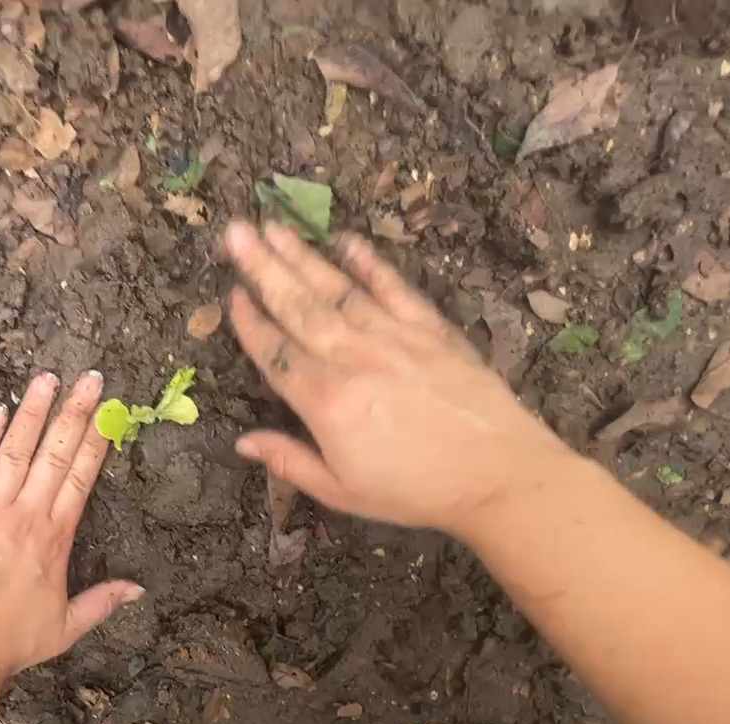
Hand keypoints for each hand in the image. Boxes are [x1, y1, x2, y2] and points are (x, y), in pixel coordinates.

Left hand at [0, 371, 143, 680]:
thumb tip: (138, 588)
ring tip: (47, 378)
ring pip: (16, 449)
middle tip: (90, 377)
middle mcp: (26, 513)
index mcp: (56, 537)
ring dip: (33, 412)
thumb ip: (102, 602)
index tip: (109, 410)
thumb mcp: (66, 628)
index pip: (82, 476)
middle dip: (75, 411)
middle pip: (55, 452)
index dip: (97, 439)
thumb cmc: (11, 640)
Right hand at [222, 220, 579, 535]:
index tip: (231, 294)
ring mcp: (394, 339)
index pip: (276, 354)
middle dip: (263, 268)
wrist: (499, 477)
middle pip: (299, 308)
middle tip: (235, 233)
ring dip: (303, 256)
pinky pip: (395, 289)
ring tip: (273, 226)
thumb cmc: (412, 492)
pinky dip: (370, 264)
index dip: (250, 324)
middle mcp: (354, 360)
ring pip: (338, 290)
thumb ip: (289, 462)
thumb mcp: (340, 491)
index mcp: (326, 403)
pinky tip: (347, 241)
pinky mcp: (432, 331)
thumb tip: (242, 443)